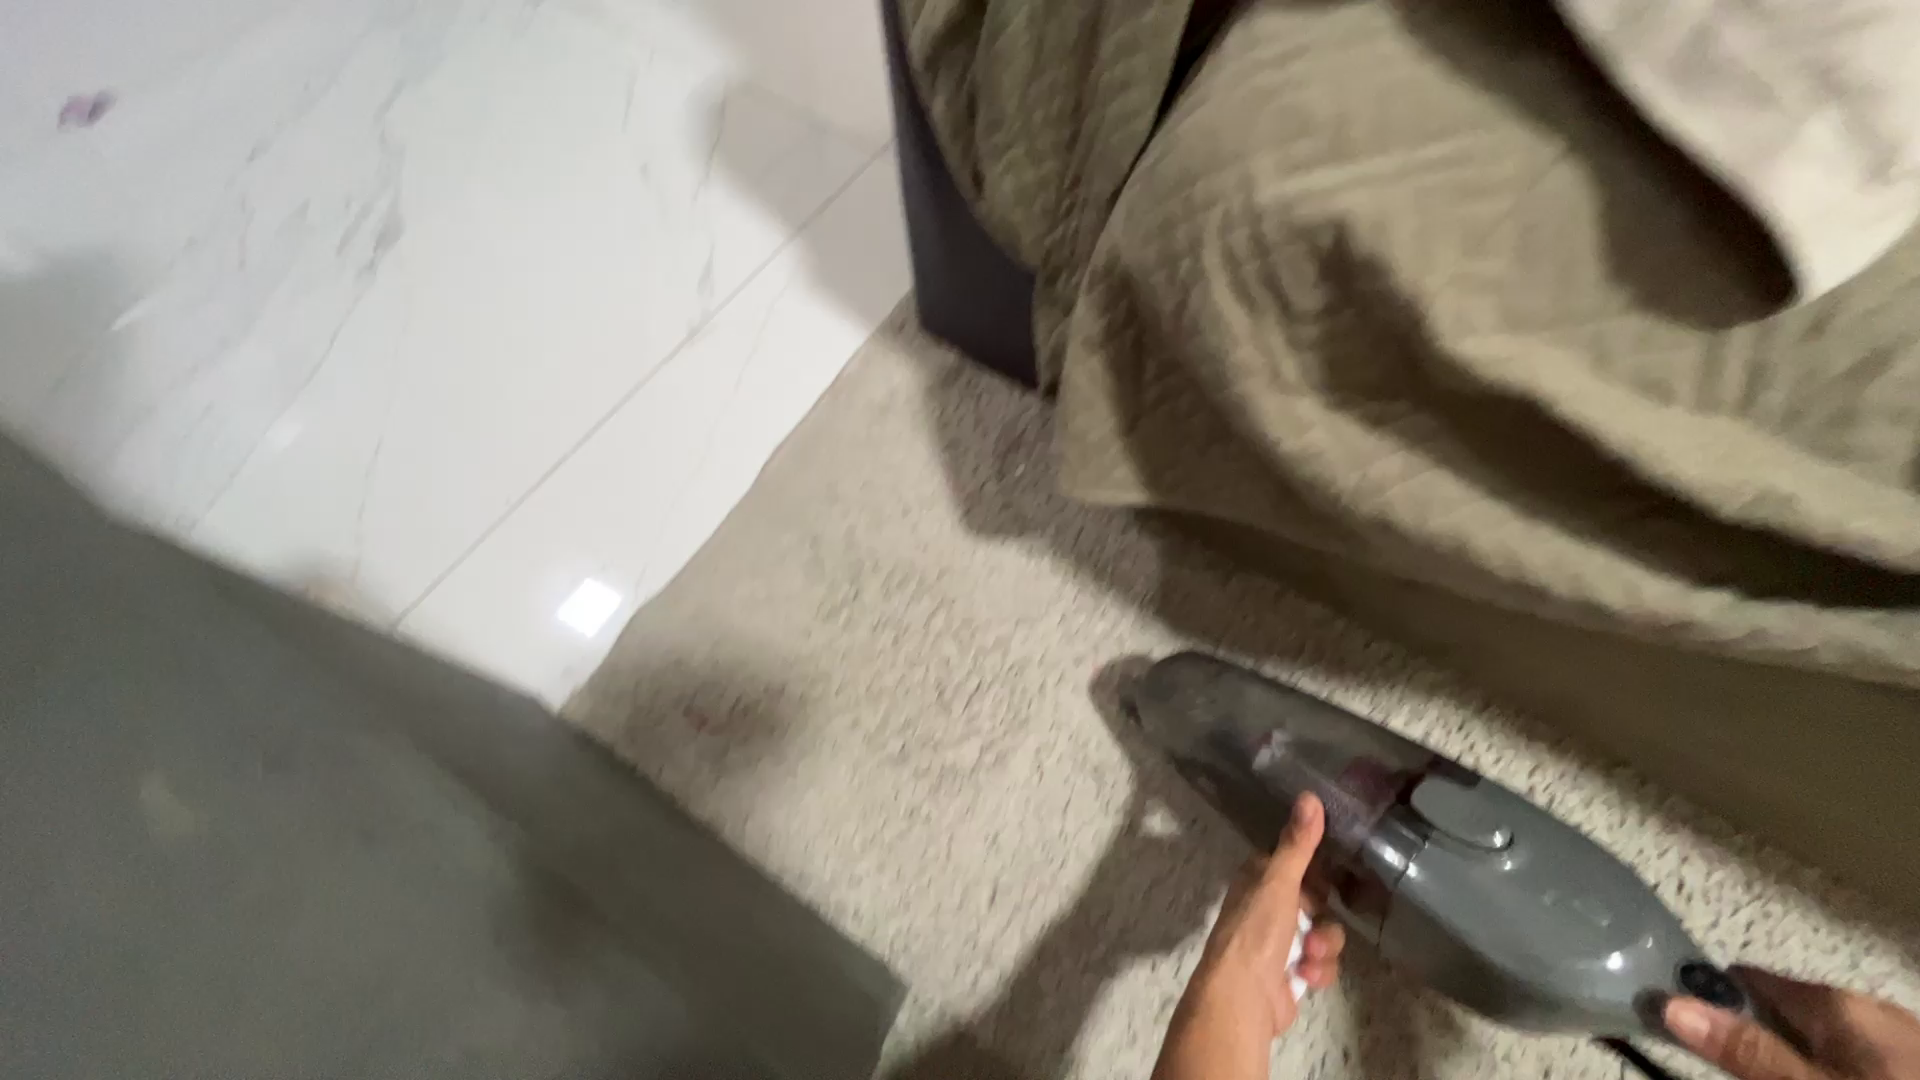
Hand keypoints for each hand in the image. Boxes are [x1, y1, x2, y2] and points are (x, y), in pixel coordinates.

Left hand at [1152, 794, 1347, 1079]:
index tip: (1338, 879)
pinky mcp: (1292, 970)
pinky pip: (1321, 963)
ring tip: (1308, 957)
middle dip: (1324, 919)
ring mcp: (1280, 939)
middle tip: (1316, 928)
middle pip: (1317, 902)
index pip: (1298, 864)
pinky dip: (1317, 971)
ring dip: (1323, 948)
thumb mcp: (1278, 881)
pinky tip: (1304, 977)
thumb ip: (1298, 843)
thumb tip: (1309, 794)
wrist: (1243, 995)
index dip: (1319, 872)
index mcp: (1259, 878)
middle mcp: (1268, 905)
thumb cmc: (1256, 931)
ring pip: (1323, 934)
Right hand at [1665, 966, 1919, 1079]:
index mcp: (1835, 1003)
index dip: (1712, 1003)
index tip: (1694, 1039)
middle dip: (1763, 1039)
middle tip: (1754, 1076)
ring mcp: (1912, 1040)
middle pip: (1787, 1010)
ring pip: (1831, 1040)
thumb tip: (1664, 1002)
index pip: (1742, 977)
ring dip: (1806, 1061)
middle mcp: (1871, 1008)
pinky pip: (1871, 1060)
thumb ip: (1746, 1051)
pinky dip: (1847, 1071)